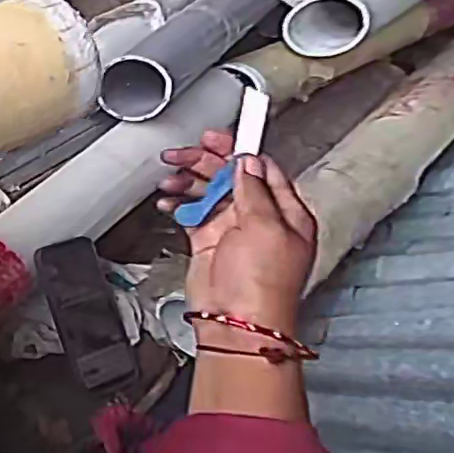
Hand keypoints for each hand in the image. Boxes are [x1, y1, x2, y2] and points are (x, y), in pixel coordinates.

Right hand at [157, 130, 316, 335]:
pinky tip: (169, 201)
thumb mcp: (265, 227)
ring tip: (169, 179)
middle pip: (230, 178)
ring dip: (187, 183)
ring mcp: (231, 229)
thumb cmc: (262, 282)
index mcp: (284, 211)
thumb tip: (247, 164)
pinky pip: (190, 213)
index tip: (220, 136)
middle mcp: (258, 217)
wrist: (234, 317)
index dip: (240, 150)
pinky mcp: (207, 241)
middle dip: (205, 162)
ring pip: (206, 193)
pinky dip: (178, 204)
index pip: (261, 169)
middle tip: (181, 153)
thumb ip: (253, 192)